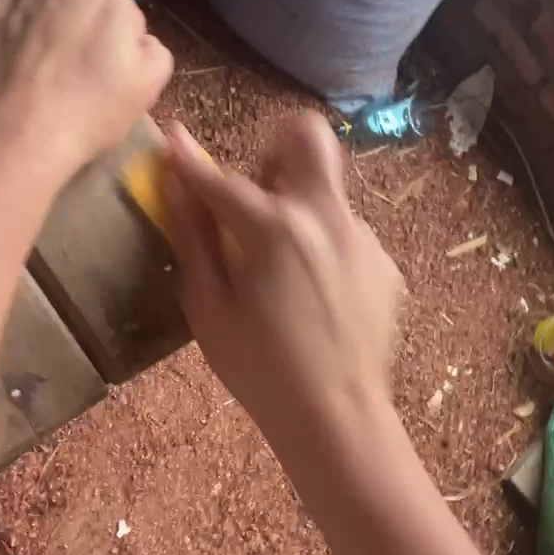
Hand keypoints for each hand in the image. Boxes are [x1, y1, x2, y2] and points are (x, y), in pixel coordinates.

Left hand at [0, 0, 172, 187]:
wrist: (10, 137)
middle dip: (90, 19)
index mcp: (116, 6)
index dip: (117, 50)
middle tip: (77, 63)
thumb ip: (154, 56)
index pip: (125, 20)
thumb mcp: (143, 96)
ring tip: (56, 7)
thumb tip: (141, 40)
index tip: (103, 78)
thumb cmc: (82, 121)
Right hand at [161, 114, 404, 467]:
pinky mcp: (382, 262)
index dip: (188, 160)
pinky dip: (318, 244)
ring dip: (295, 204)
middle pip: (306, 139)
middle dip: (273, 152)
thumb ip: (193, 237)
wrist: (337, 416)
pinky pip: (343, 231)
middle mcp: (325, 216)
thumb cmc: (258, 368)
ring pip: (325, 189)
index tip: (171, 138)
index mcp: (274, 227)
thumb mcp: (208, 307)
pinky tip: (308, 294)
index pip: (221, 180)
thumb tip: (175, 184)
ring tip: (277, 263)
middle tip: (252, 199)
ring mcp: (361, 237)